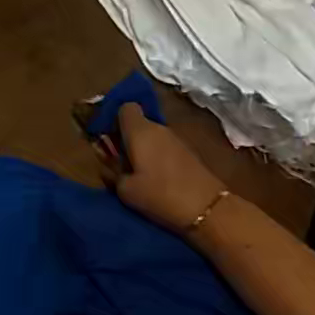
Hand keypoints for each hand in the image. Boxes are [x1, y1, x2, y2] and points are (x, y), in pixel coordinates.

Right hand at [98, 103, 230, 233]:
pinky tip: (158, 179)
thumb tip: (111, 167)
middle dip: (128, 138)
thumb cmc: (160, 195)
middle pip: (139, 123)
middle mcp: (159, 128)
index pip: (126, 107)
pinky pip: (165, 147)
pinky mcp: (188, 151)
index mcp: (140, 131)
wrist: (206, 208)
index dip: (115, 119)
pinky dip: (158, 157)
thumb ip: (114, 175)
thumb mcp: (126, 191)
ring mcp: (176, 138)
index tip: (109, 139)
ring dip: (143, 150)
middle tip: (120, 163)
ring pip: (152, 136)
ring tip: (138, 175)